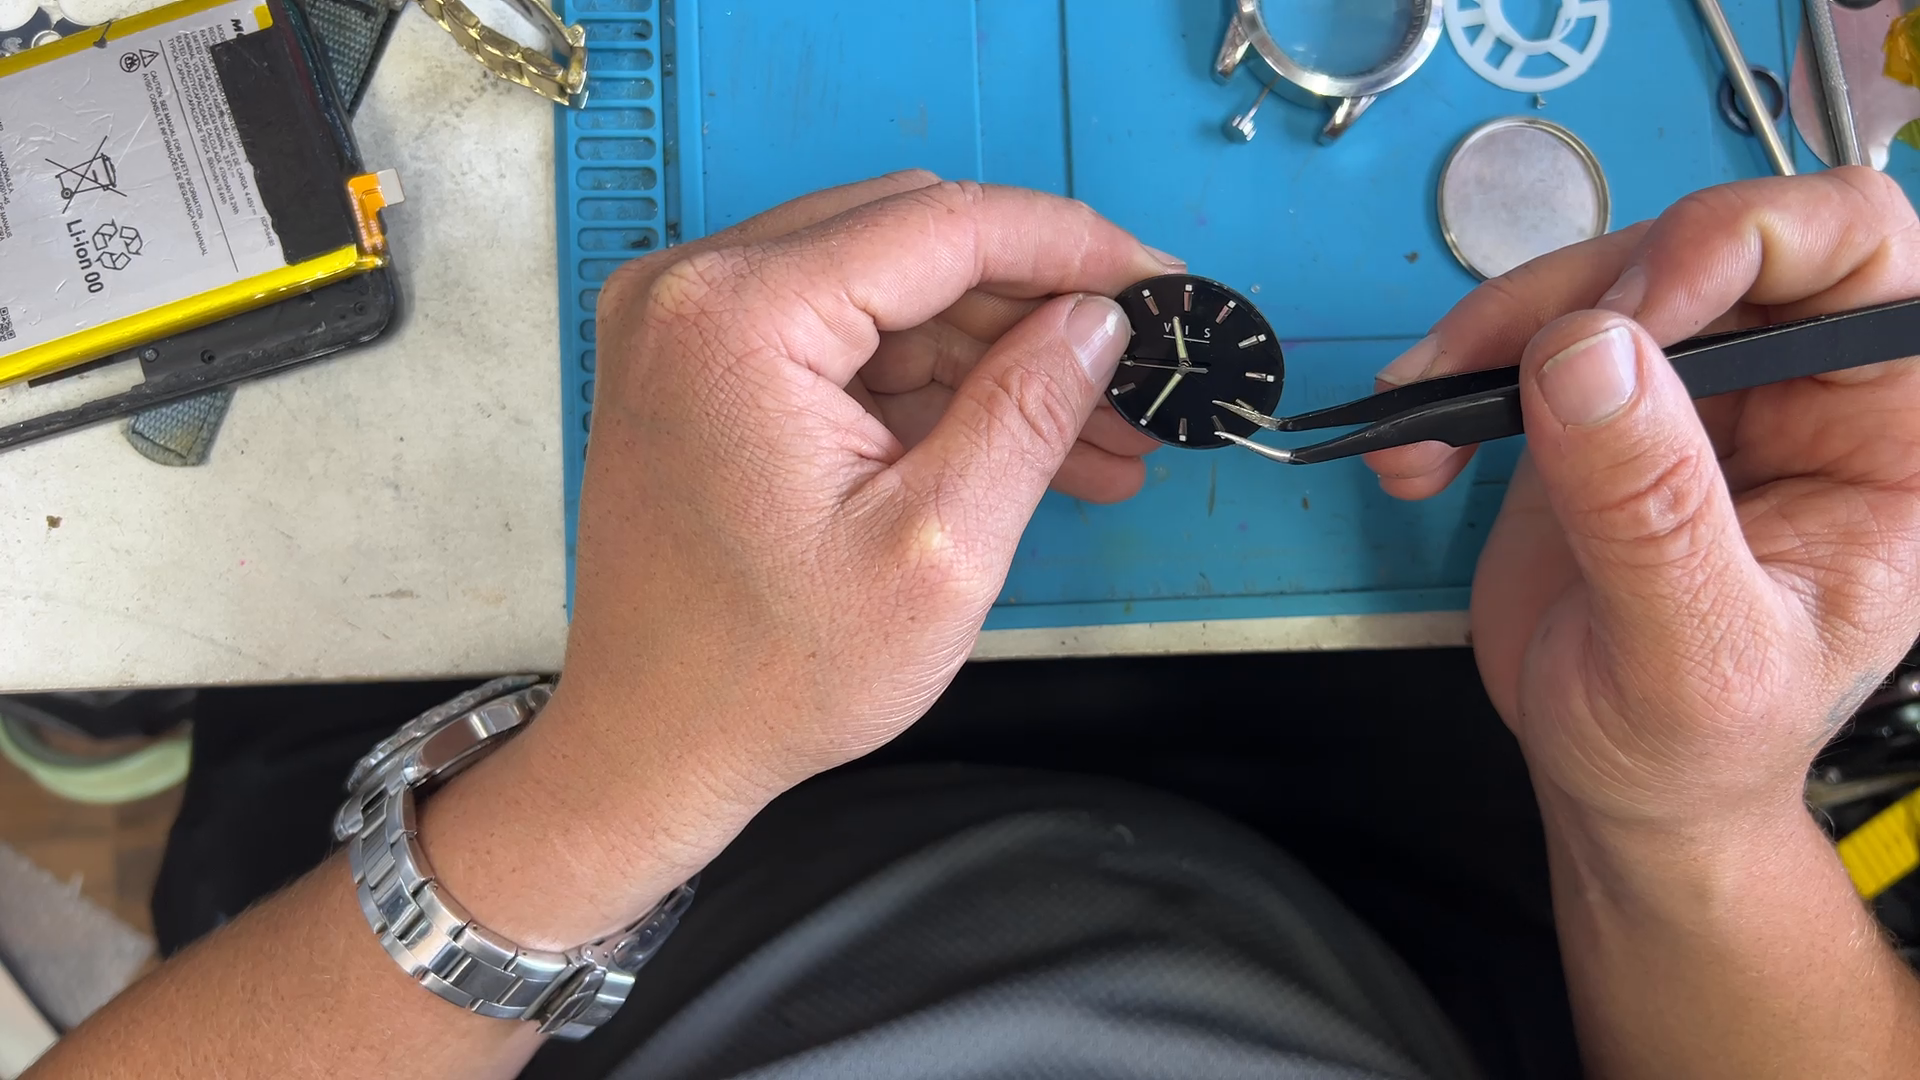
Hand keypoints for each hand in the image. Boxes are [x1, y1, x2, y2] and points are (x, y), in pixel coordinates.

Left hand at [548, 173, 1169, 840]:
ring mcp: (698, 330)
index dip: (1071, 246)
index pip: (943, 226)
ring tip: (1104, 432)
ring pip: (895, 304)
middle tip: (1135, 369)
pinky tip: (1025, 446)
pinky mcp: (715, 375)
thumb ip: (1028, 413)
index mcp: (740, 315)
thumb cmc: (779, 674)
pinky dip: (940, 392)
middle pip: (916, 251)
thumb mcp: (940, 549)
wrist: (656, 745)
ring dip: (1000, 362)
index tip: (1157, 280)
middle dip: (1040, 310)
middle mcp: (699, 292)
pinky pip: (854, 352)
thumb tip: (1097, 321)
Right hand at [1366, 169, 1919, 829]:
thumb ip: (1646, 505)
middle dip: (1551, 305)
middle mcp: (1785, 392)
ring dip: (1472, 351)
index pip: (1849, 253)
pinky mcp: (1579, 430)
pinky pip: (1508, 362)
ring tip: (1408, 430)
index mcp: (1885, 429)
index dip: (1723, 251)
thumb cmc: (1688, 738)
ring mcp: (1672, 406)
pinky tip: (1411, 453)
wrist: (1612, 773)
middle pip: (1677, 259)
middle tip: (1458, 380)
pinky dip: (1441, 393)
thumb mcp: (1686, 644)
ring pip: (1575, 299)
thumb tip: (1584, 354)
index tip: (1600, 333)